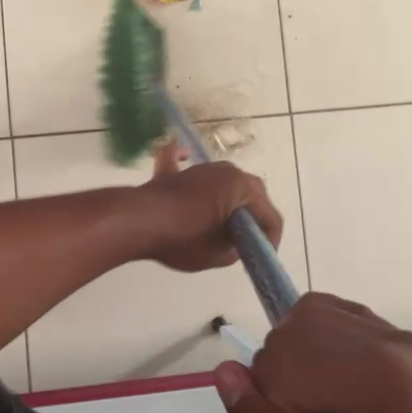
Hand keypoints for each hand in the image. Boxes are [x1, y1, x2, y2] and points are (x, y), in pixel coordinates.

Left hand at [128, 145, 282, 272]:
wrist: (140, 221)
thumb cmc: (185, 238)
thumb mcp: (221, 255)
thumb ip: (236, 246)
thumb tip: (234, 240)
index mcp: (241, 187)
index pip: (269, 215)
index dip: (271, 239)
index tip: (263, 255)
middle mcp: (223, 170)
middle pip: (250, 191)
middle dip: (253, 214)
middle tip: (248, 239)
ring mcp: (195, 168)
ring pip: (221, 178)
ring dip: (227, 196)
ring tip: (225, 222)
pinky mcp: (169, 171)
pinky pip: (179, 161)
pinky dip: (183, 160)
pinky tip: (184, 157)